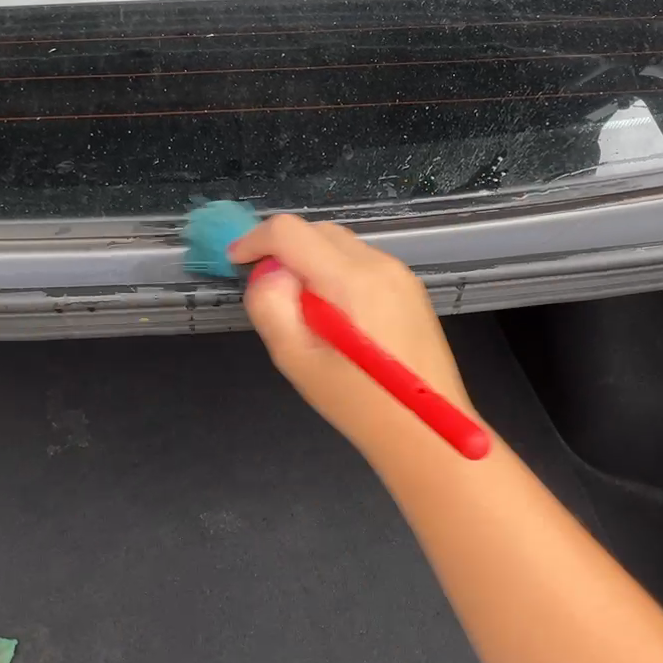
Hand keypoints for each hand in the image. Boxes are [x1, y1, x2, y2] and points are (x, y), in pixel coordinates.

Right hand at [229, 215, 476, 459]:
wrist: (427, 431)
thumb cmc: (357, 403)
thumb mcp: (296, 360)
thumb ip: (271, 307)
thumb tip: (270, 273)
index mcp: (349, 281)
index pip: (289, 231)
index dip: (254, 240)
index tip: (236, 263)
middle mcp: (378, 264)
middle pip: (316, 231)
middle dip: (282, 249)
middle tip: (266, 289)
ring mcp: (399, 274)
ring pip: (339, 244)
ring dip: (308, 260)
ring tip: (301, 308)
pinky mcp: (410, 287)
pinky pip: (360, 262)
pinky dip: (334, 272)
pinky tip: (333, 315)